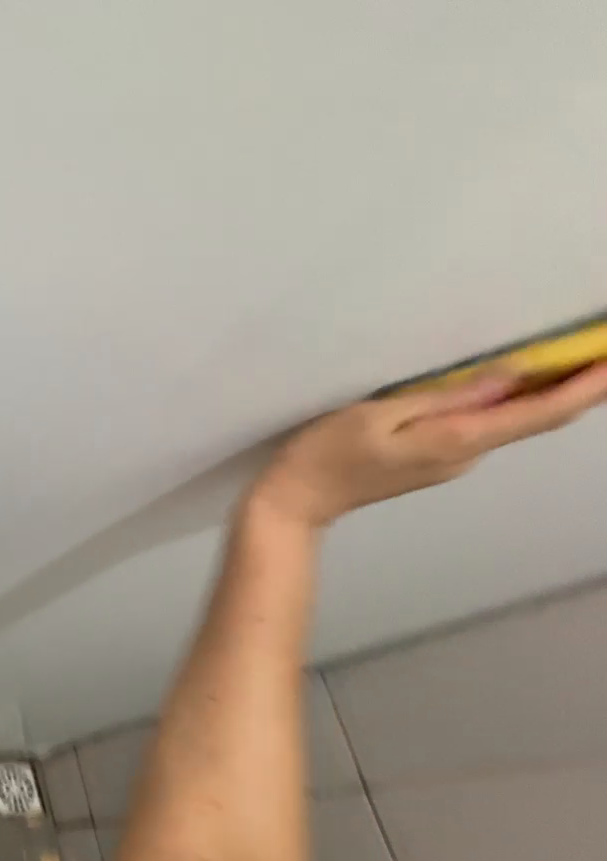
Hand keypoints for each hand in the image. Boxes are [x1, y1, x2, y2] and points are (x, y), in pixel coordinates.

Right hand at [251, 361, 606, 528]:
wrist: (292, 503)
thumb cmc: (322, 455)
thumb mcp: (373, 416)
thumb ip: (441, 398)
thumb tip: (506, 379)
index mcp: (456, 441)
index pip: (543, 411)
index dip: (589, 385)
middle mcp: (467, 455)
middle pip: (535, 418)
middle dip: (575, 386)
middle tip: (597, 350)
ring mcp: (451, 464)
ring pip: (509, 424)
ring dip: (539, 394)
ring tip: (560, 359)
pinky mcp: (432, 464)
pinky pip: (482, 431)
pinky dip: (503, 407)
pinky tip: (501, 388)